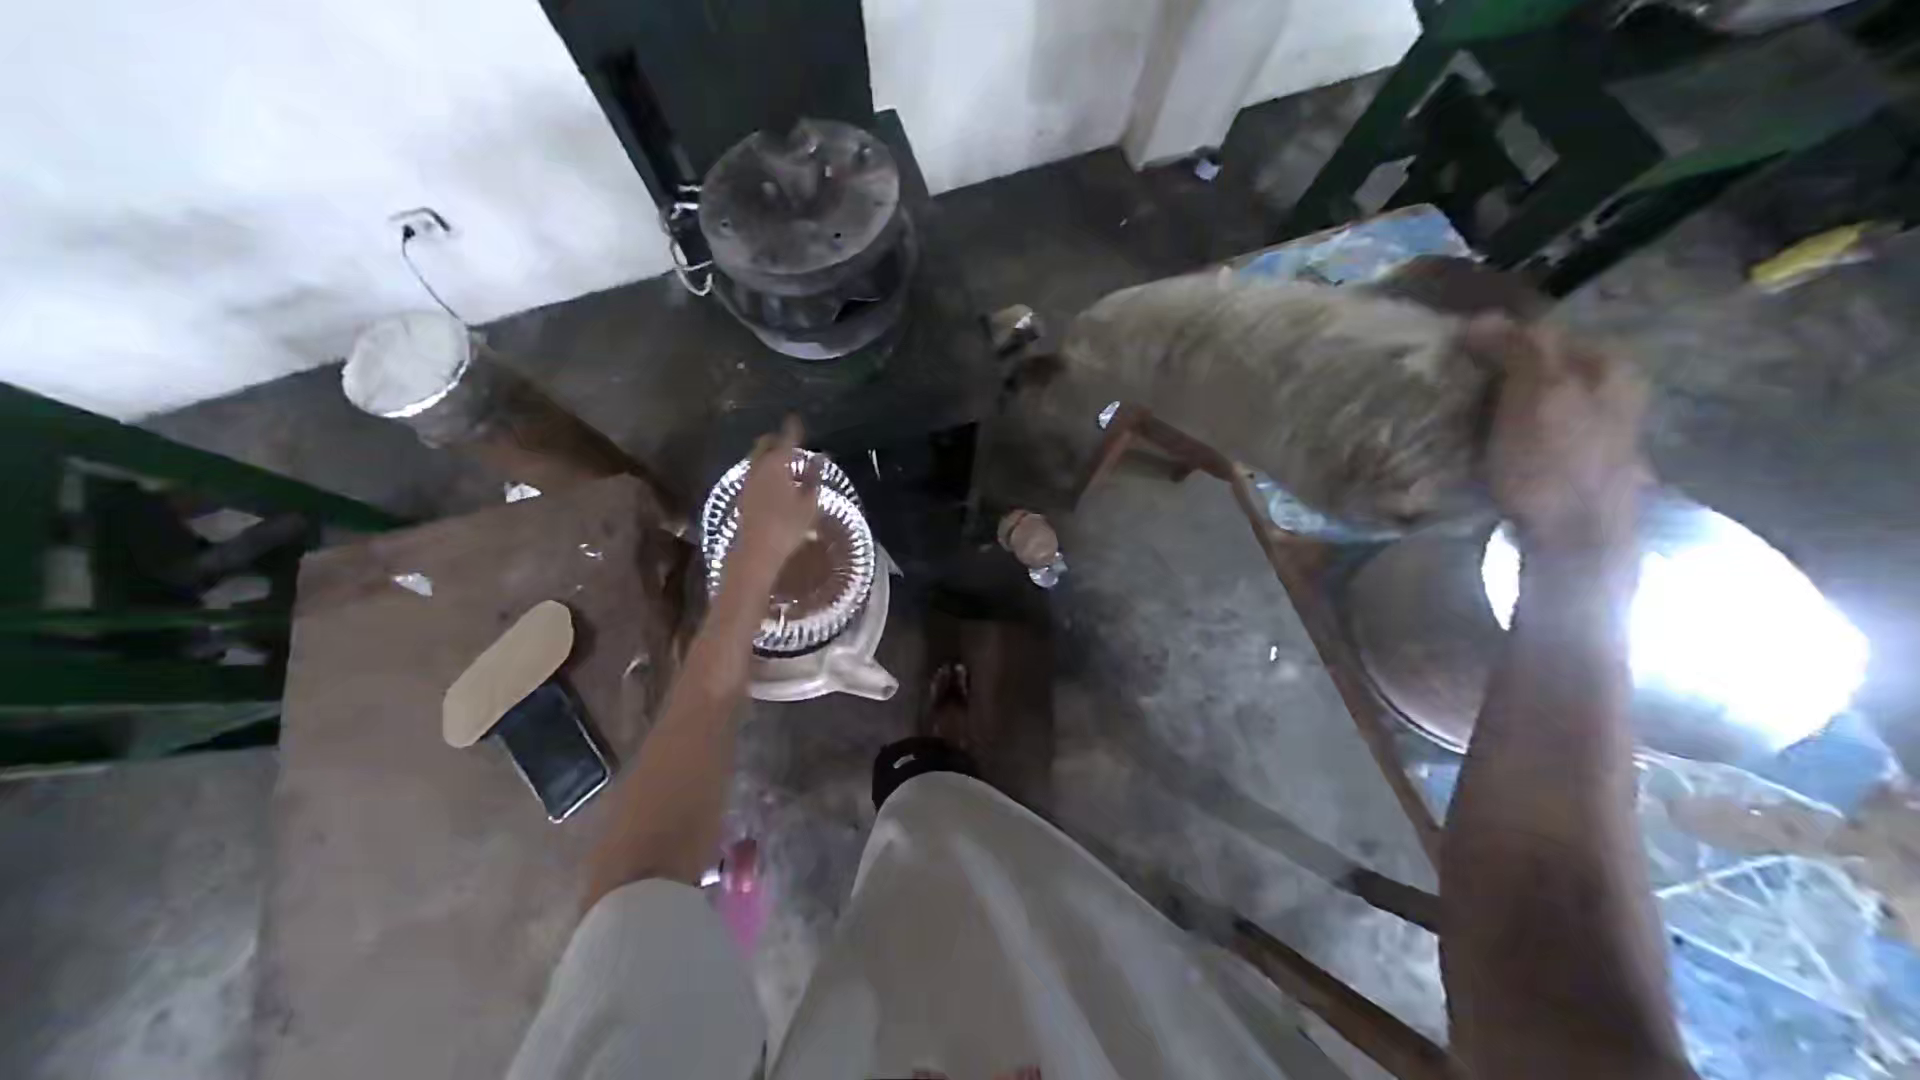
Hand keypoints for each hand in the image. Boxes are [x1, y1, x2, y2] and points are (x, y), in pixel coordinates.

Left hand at [727, 416, 822, 587]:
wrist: (756, 551)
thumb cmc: (788, 527)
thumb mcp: (809, 503)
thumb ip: (815, 477)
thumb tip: (821, 457)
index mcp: (777, 464)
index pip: (786, 438)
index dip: (792, 427)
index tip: (796, 418)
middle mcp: (758, 467)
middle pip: (765, 443)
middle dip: (776, 437)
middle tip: (788, 438)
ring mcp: (747, 480)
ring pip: (757, 457)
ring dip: (768, 453)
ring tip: (782, 458)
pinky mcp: (742, 494)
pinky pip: (753, 471)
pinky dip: (763, 467)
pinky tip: (772, 478)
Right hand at [1466, 316, 1649, 550]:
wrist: (1575, 539)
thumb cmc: (1554, 463)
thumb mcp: (1536, 395)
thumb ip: (1516, 350)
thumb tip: (1480, 318)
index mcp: (1607, 365)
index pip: (1541, 333)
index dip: (1495, 339)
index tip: (1451, 353)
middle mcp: (1608, 389)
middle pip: (1538, 366)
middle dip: (1493, 372)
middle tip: (1449, 384)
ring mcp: (1592, 428)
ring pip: (1532, 399)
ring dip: (1494, 403)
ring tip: (1455, 414)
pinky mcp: (1570, 460)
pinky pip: (1528, 429)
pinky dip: (1502, 429)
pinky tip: (1479, 443)